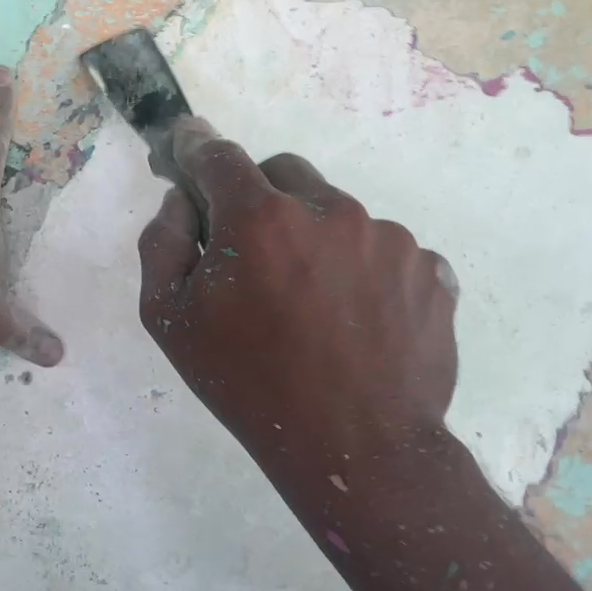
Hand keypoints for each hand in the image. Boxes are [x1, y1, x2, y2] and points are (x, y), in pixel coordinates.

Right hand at [136, 118, 456, 477]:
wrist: (357, 449)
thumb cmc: (246, 381)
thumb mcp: (167, 319)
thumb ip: (161, 243)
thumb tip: (180, 202)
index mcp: (258, 217)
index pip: (218, 156)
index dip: (195, 146)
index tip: (186, 141)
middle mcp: (328, 209)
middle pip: (280, 172)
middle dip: (256, 195)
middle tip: (248, 250)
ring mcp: (388, 237)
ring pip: (333, 210)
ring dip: (310, 234)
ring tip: (307, 300)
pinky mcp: (430, 268)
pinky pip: (378, 246)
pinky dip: (356, 265)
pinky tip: (349, 314)